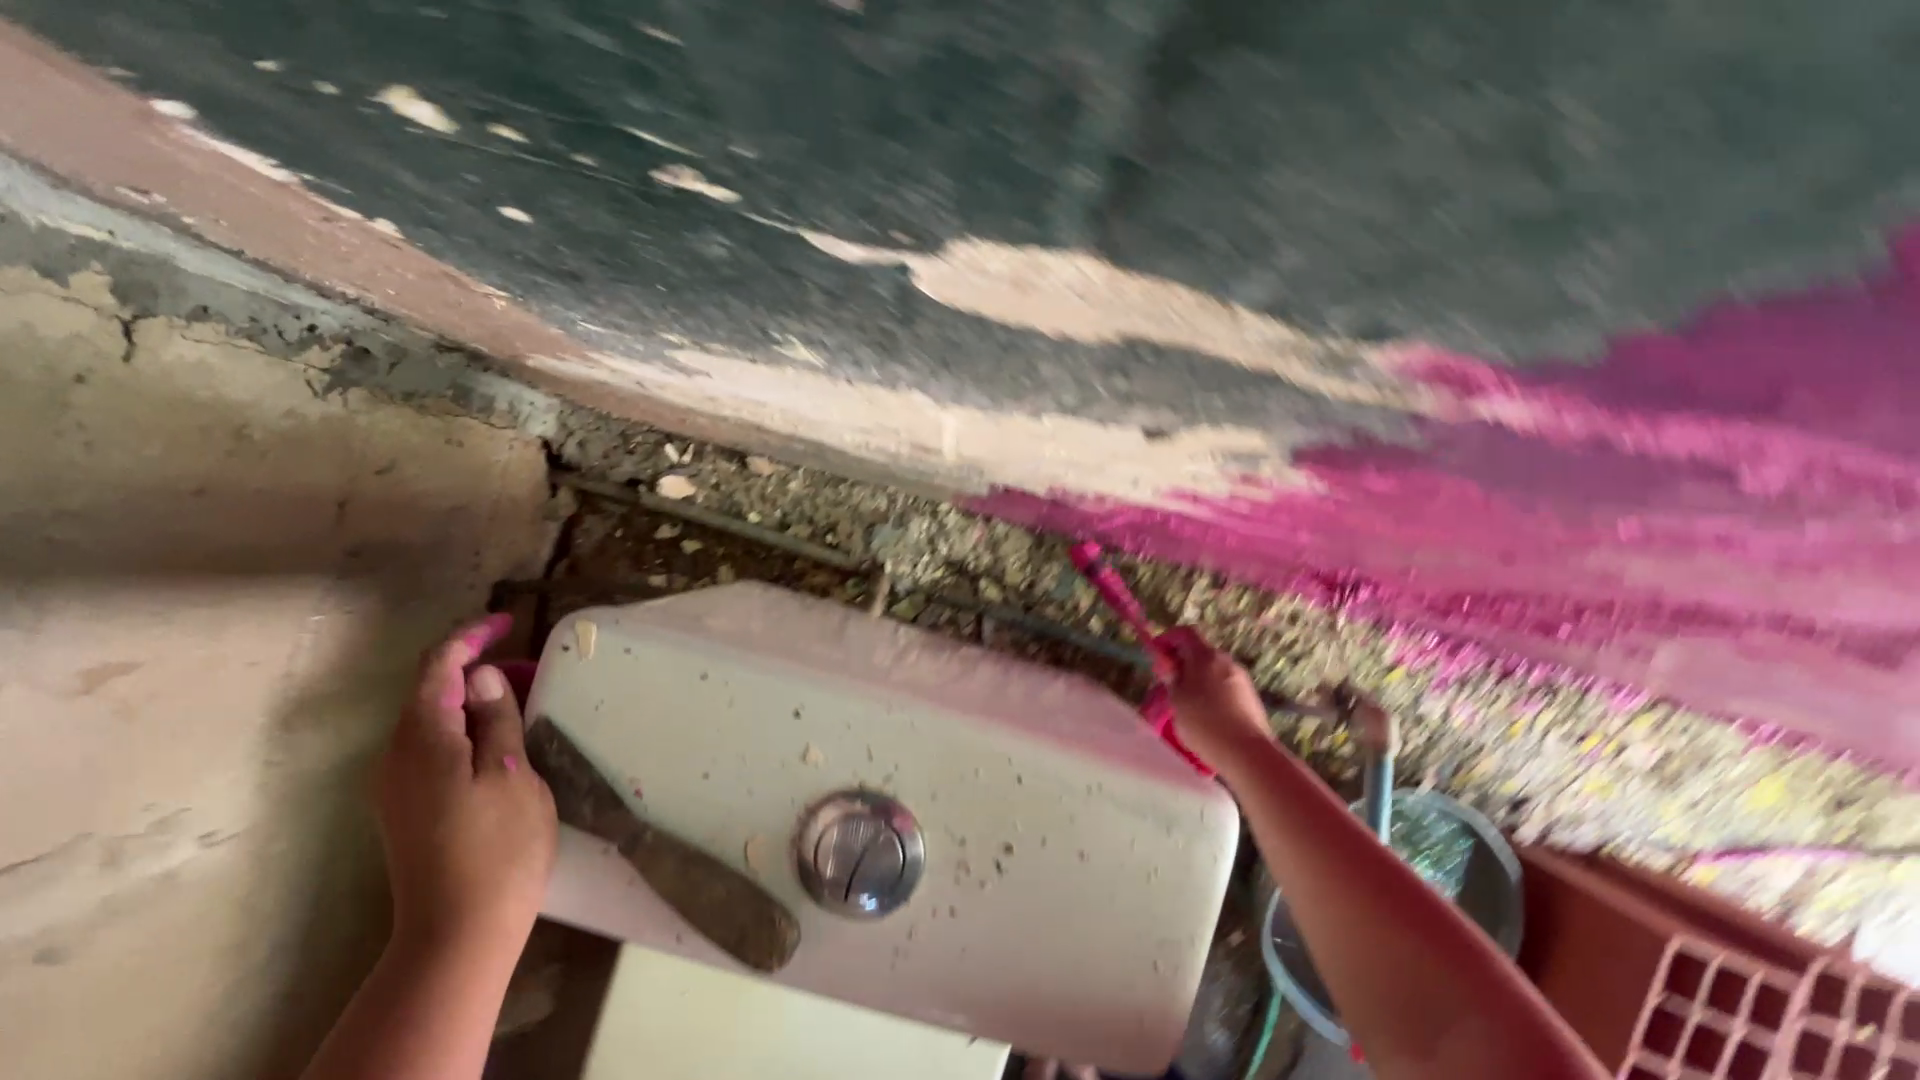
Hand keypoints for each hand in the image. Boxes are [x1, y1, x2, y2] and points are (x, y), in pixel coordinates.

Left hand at [374, 614, 557, 959]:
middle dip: (477, 669)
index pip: (437, 666)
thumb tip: (481, 676)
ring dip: (474, 701)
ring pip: (433, 720)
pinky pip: (432, 748)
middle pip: (431, 690)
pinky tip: (499, 743)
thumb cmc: (497, 848)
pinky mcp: (406, 807)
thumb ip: (496, 718)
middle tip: (533, 670)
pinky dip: (465, 730)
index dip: (471, 637)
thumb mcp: (511, 774)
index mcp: (423, 738)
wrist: (457, 932)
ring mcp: (396, 784)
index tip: (509, 622)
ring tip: (525, 702)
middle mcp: (396, 754)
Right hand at [1160, 626, 1273, 770]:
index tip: (1156, 656)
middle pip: (1199, 651)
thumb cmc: (1204, 723)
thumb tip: (1169, 665)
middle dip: (1181, 662)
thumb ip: (1171, 679)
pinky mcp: (1249, 696)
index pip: (1184, 632)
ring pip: (1211, 670)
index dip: (1167, 639)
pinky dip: (1210, 691)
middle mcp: (1225, 660)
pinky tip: (1205, 715)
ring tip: (1184, 703)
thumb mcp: (1177, 701)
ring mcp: (1240, 678)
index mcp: (1205, 656)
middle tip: (1167, 684)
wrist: (1247, 752)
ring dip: (1195, 679)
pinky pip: (1223, 685)